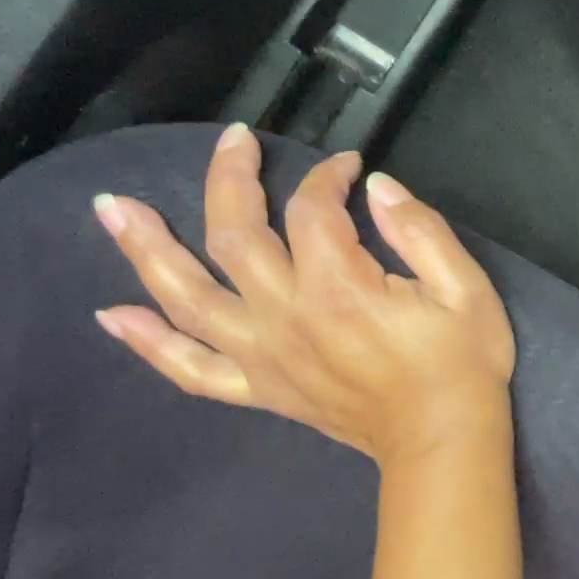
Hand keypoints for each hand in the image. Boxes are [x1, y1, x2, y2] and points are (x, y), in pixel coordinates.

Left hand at [93, 124, 515, 468]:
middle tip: (232, 141)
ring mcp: (263, 356)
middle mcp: (286, 316)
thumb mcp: (466, 288)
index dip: (326, 176)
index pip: (313, 211)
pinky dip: (147, 343)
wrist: (444, 437)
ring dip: (147, 251)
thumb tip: (378, 186)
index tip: (349, 164)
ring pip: (188, 297)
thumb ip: (420, 231)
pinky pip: (190, 368)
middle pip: (235, 237)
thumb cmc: (463, 360)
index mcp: (339, 287)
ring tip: (112, 209)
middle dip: (229, 180)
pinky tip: (113, 317)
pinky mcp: (260, 388)